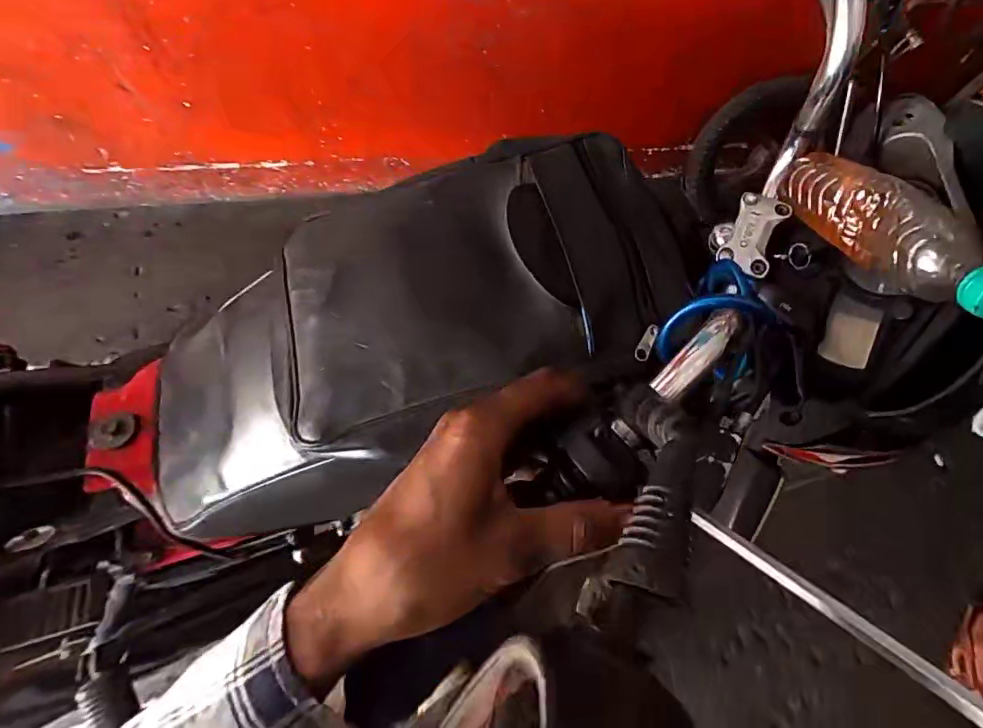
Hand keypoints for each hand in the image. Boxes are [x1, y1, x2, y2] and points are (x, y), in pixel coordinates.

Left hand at [283, 368, 628, 686]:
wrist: (355, 596)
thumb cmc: (431, 561)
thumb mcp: (510, 548)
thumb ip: (573, 526)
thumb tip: (628, 516)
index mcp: (482, 425)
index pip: (546, 385)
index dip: (585, 392)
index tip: (620, 412)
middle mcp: (468, 422)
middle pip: (532, 403)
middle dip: (573, 419)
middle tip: (613, 446)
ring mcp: (453, 442)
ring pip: (514, 426)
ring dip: (550, 441)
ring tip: (590, 468)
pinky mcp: (445, 465)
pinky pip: (497, 445)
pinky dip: (526, 457)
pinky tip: (546, 489)